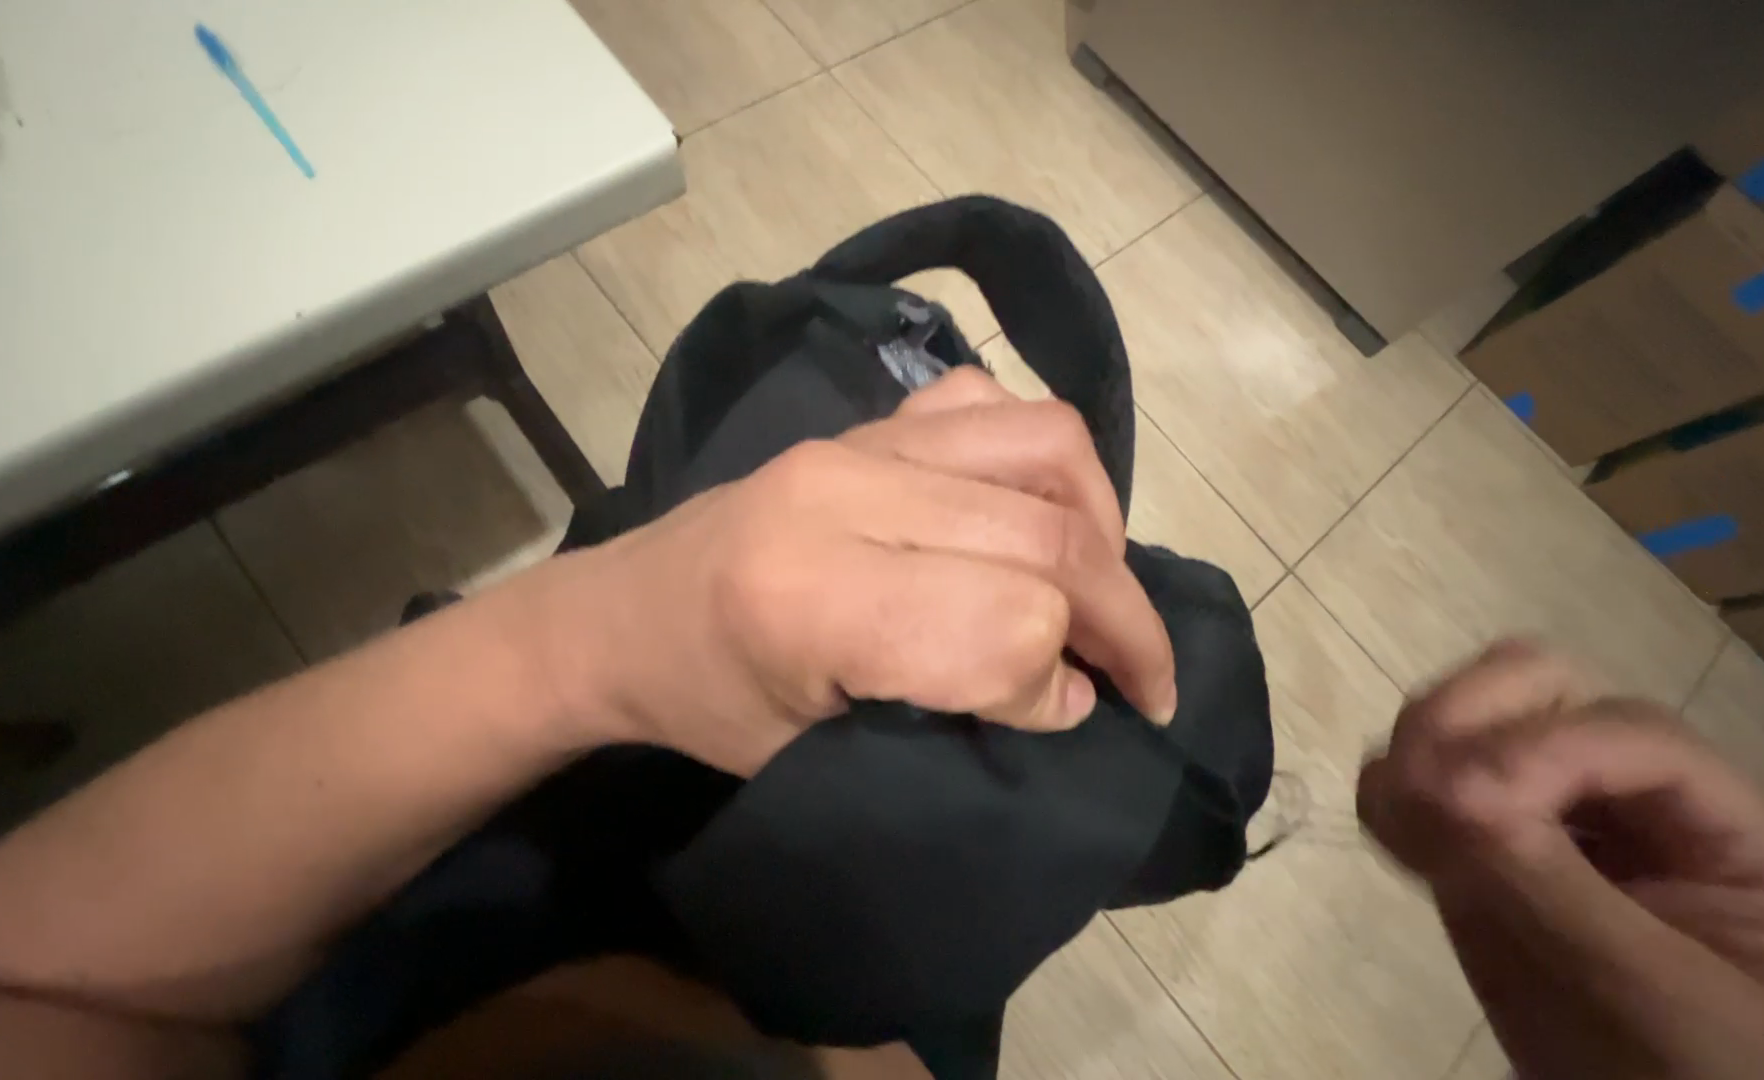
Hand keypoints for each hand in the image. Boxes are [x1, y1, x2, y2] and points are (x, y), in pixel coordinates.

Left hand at [543, 366, 1177, 776]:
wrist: (621, 616)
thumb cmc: (706, 703)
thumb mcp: (814, 753)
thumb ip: (951, 717)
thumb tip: (1070, 690)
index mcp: (811, 600)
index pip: (1004, 620)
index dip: (1056, 684)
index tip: (1070, 717)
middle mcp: (842, 494)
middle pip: (1042, 533)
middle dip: (1121, 617)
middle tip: (1142, 681)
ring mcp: (855, 443)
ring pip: (1043, 446)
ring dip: (1102, 523)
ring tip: (1105, 590)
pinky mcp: (862, 424)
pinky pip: (988, 405)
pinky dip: (1044, 458)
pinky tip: (1040, 511)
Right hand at [1358, 642, 1763, 1079]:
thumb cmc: (1690, 1076)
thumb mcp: (1647, 991)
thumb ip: (1544, 879)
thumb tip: (1432, 783)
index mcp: (1718, 821)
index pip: (1621, 731)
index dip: (1535, 753)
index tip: (1463, 816)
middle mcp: (1626, 794)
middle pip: (1534, 687)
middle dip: (1459, 724)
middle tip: (1423, 799)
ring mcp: (1543, 811)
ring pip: (1461, 716)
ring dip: (1412, 753)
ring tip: (1410, 834)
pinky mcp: (1476, 837)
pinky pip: (1413, 773)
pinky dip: (1387, 793)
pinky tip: (1403, 847)